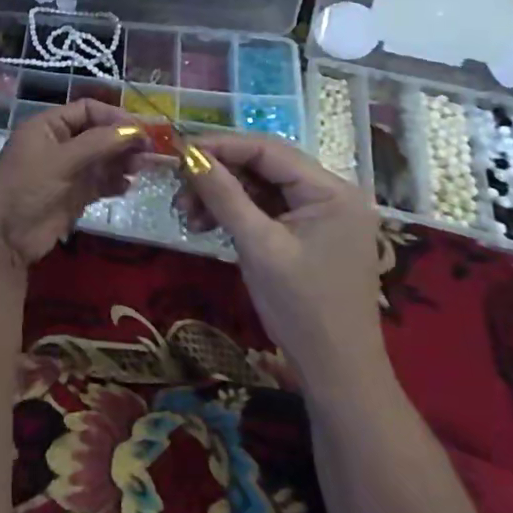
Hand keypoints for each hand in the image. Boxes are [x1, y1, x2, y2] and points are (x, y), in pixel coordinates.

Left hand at [0, 99, 150, 268]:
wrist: (2, 236)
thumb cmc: (26, 187)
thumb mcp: (61, 160)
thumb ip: (99, 143)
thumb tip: (136, 131)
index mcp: (47, 126)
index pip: (87, 110)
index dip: (114, 117)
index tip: (142, 131)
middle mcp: (58, 144)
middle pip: (98, 134)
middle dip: (122, 140)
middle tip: (149, 152)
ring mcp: (66, 171)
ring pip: (102, 159)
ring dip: (122, 161)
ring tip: (140, 169)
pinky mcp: (73, 196)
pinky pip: (99, 183)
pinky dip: (114, 182)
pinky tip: (126, 187)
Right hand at [173, 130, 385, 381]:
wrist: (334, 366)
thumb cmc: (300, 304)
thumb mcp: (257, 245)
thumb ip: (225, 196)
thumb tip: (190, 157)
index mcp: (331, 191)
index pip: (268, 150)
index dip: (220, 147)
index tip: (178, 154)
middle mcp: (330, 194)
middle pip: (263, 166)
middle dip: (217, 176)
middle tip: (178, 193)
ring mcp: (321, 215)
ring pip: (259, 188)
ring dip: (220, 196)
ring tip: (187, 216)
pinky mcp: (307, 234)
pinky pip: (264, 209)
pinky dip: (234, 213)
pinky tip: (206, 226)